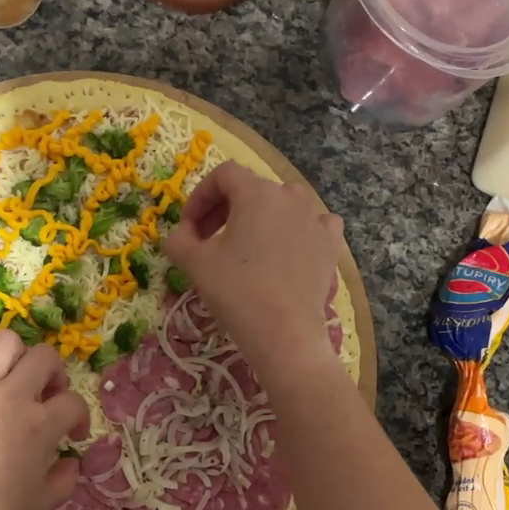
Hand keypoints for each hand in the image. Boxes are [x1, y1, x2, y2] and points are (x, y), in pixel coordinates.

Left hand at [0, 329, 89, 509]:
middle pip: (45, 358)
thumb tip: (71, 463)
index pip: (73, 402)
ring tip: (13, 381)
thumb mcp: (41, 504)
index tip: (72, 435)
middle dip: (55, 375)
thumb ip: (65, 480)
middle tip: (46, 399)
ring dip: (17, 358)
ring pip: (4, 342)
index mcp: (39, 424)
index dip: (79, 417)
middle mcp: (9, 397)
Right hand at [162, 163, 346, 375]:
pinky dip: (296, 231)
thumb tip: (180, 234)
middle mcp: (290, 196)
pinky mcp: (330, 244)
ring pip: (283, 205)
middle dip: (225, 210)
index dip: (200, 197)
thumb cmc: (237, 293)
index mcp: (256, 192)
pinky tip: (287, 249)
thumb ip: (178, 240)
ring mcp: (315, 219)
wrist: (284, 334)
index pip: (223, 175)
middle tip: (209, 241)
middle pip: (252, 189)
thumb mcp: (195, 265)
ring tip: (247, 247)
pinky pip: (314, 224)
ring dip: (259, 219)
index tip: (188, 228)